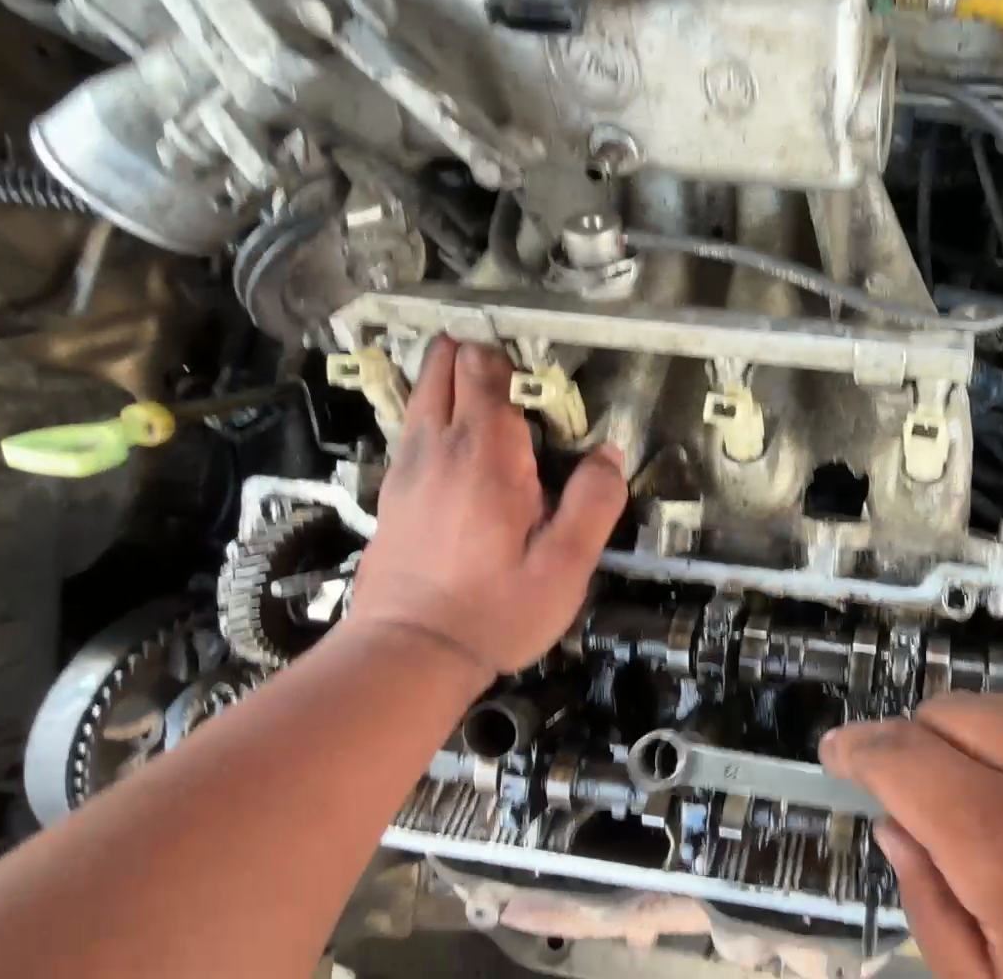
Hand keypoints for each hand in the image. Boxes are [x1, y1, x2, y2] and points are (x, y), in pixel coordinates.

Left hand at [350, 338, 627, 673]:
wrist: (407, 654)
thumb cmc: (495, 609)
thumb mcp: (567, 564)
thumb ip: (595, 501)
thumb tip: (610, 454)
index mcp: (487, 456)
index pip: (487, 376)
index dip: (507, 357)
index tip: (532, 359)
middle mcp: (440, 450)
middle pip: (445, 373)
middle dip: (468, 351)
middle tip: (496, 347)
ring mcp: (408, 470)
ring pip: (420, 396)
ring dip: (442, 373)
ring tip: (465, 362)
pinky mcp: (392, 494)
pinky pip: (411, 429)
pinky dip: (427, 408)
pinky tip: (444, 422)